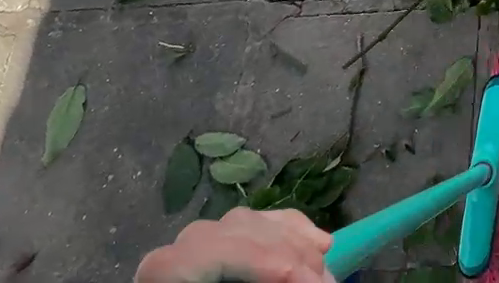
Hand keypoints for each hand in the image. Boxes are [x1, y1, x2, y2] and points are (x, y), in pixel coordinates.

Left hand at [135, 208, 333, 282]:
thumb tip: (307, 279)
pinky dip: (295, 231)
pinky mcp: (223, 233)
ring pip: (267, 226)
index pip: (242, 255)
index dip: (287, 268)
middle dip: (300, 261)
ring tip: (326, 274)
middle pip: (258, 238)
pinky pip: (267, 221)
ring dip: (303, 248)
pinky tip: (321, 244)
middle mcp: (190, 239)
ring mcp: (208, 231)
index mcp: (172, 265)